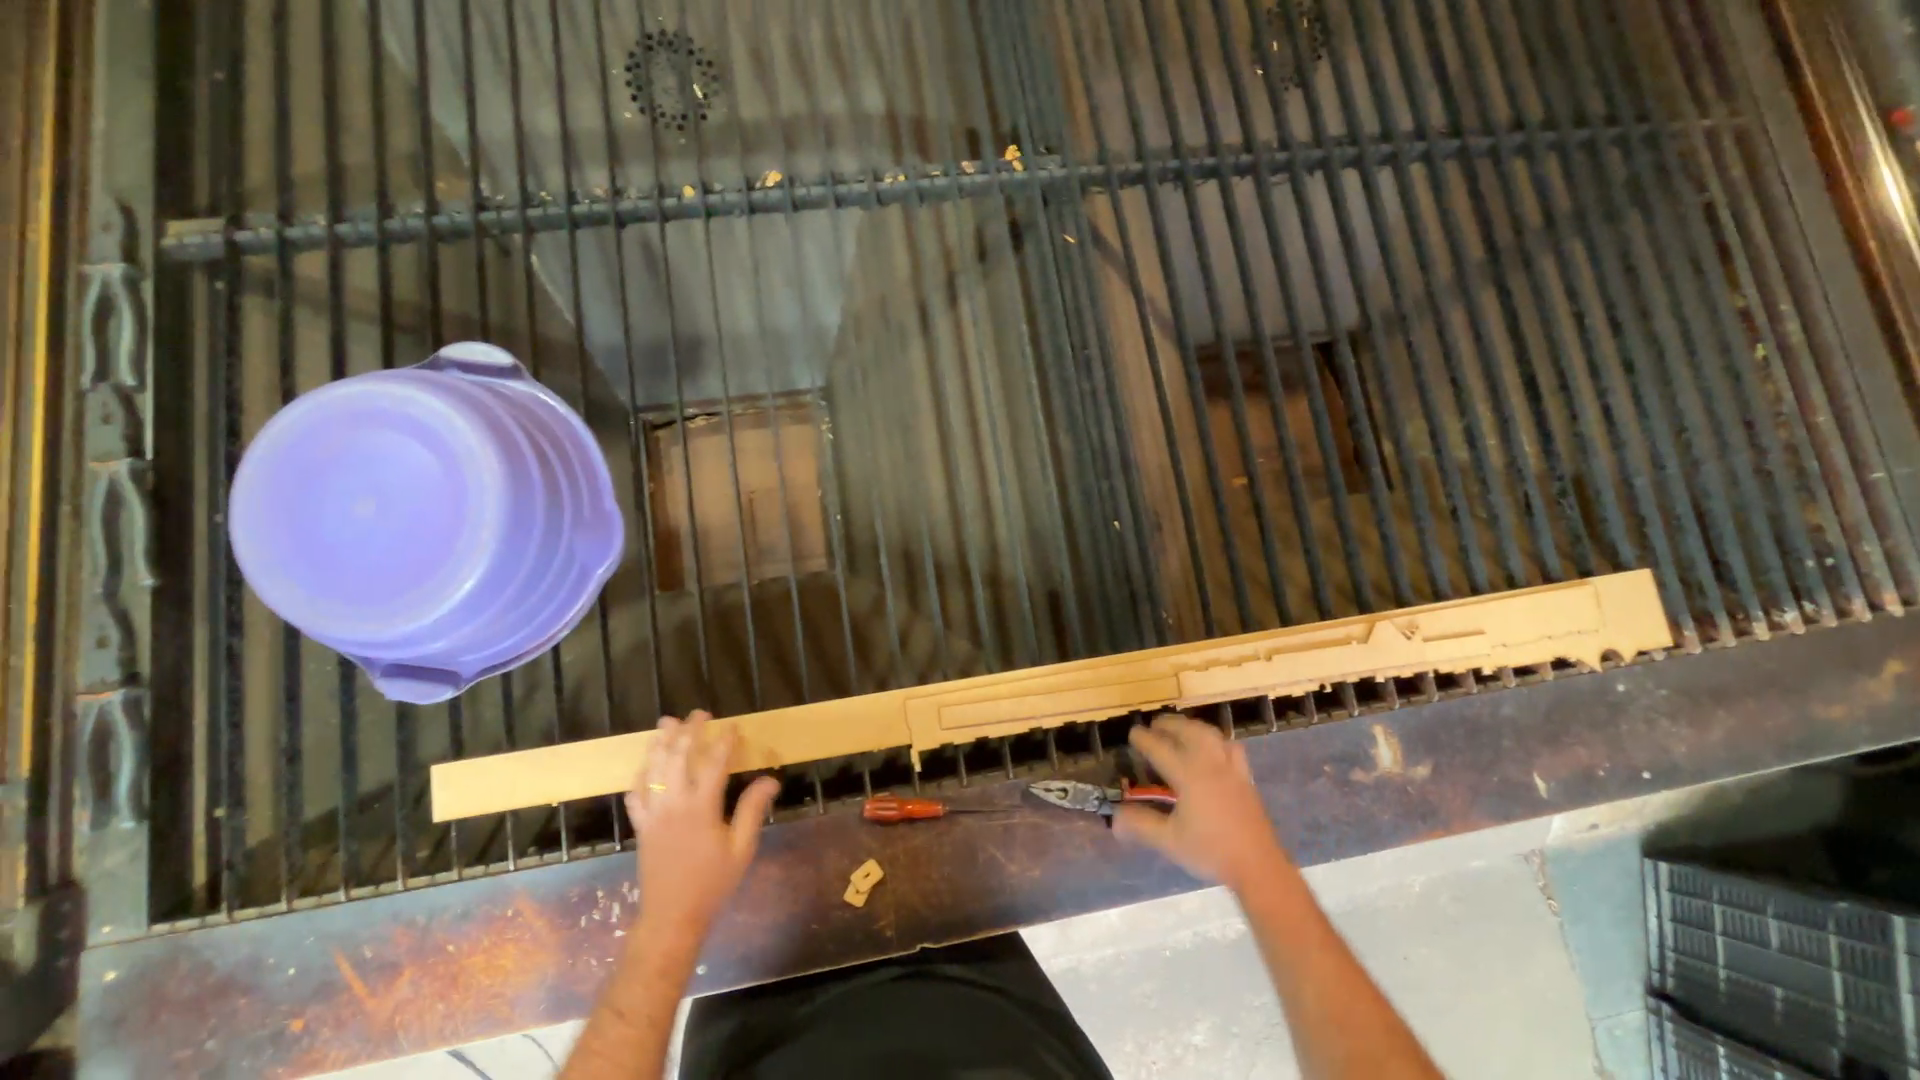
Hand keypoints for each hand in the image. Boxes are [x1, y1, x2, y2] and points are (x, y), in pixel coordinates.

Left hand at [625, 711, 779, 933]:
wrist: (672, 915)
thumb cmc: (713, 883)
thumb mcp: (742, 849)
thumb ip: (752, 810)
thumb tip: (770, 780)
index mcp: (701, 807)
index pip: (714, 763)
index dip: (724, 742)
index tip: (733, 727)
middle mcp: (673, 803)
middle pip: (678, 756)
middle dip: (689, 731)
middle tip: (700, 714)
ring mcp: (652, 813)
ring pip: (653, 768)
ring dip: (660, 743)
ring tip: (667, 723)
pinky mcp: (641, 825)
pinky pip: (635, 793)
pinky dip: (640, 774)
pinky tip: (646, 765)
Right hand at [1113, 714, 1288, 889]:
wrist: (1257, 865)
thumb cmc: (1210, 851)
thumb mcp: (1169, 841)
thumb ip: (1141, 824)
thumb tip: (1115, 817)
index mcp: (1190, 776)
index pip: (1162, 749)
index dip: (1145, 740)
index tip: (1133, 732)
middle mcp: (1211, 765)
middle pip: (1190, 732)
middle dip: (1170, 725)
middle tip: (1155, 725)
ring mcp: (1232, 770)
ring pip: (1212, 735)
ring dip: (1193, 727)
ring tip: (1182, 730)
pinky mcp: (1246, 779)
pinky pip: (1230, 747)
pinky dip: (1216, 740)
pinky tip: (1214, 749)